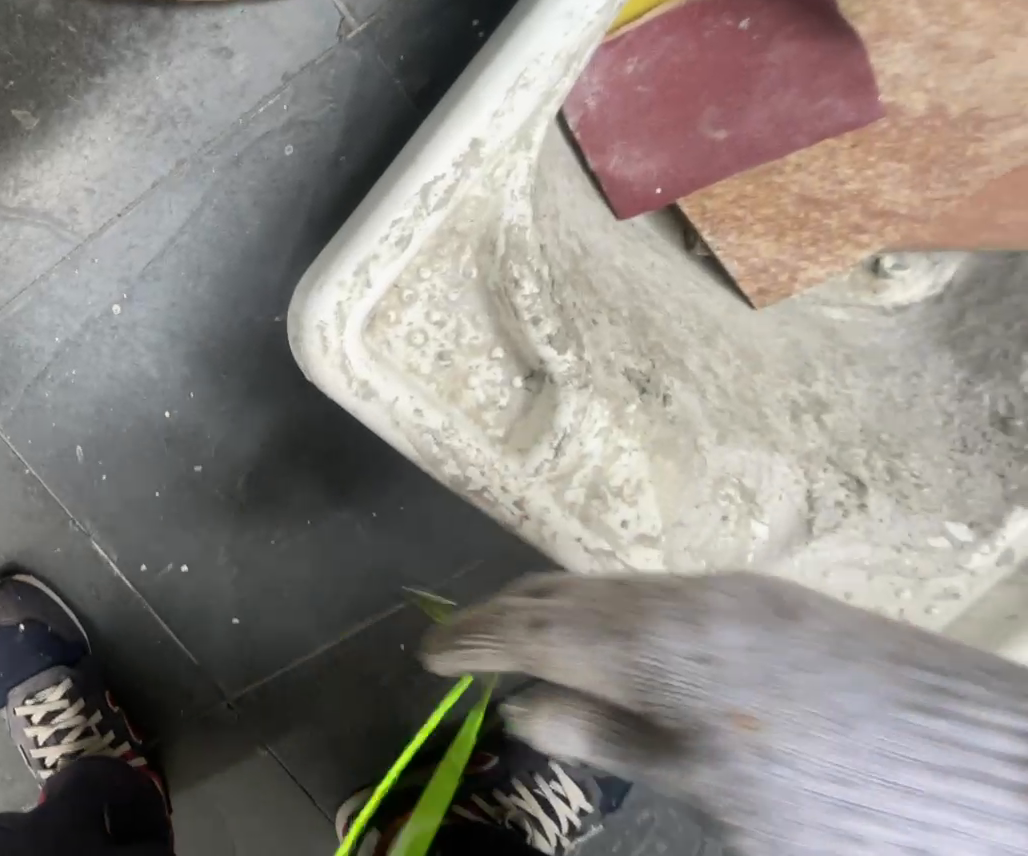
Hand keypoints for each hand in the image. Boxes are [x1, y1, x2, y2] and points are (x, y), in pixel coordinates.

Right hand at [424, 572, 1027, 855]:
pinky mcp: (761, 596)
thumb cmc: (844, 806)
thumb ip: (606, 738)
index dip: (467, 641)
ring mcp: (717, 591)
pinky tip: (605, 640)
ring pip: (597, 588)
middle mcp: (668, 600)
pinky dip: (598, 611)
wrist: (1020, 772)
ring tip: (519, 640)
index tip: (425, 653)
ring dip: (545, 610)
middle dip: (495, 617)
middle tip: (459, 642)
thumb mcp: (713, 795)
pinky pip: (645, 591)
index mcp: (648, 649)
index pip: (525, 633)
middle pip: (552, 595)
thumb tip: (519, 708)